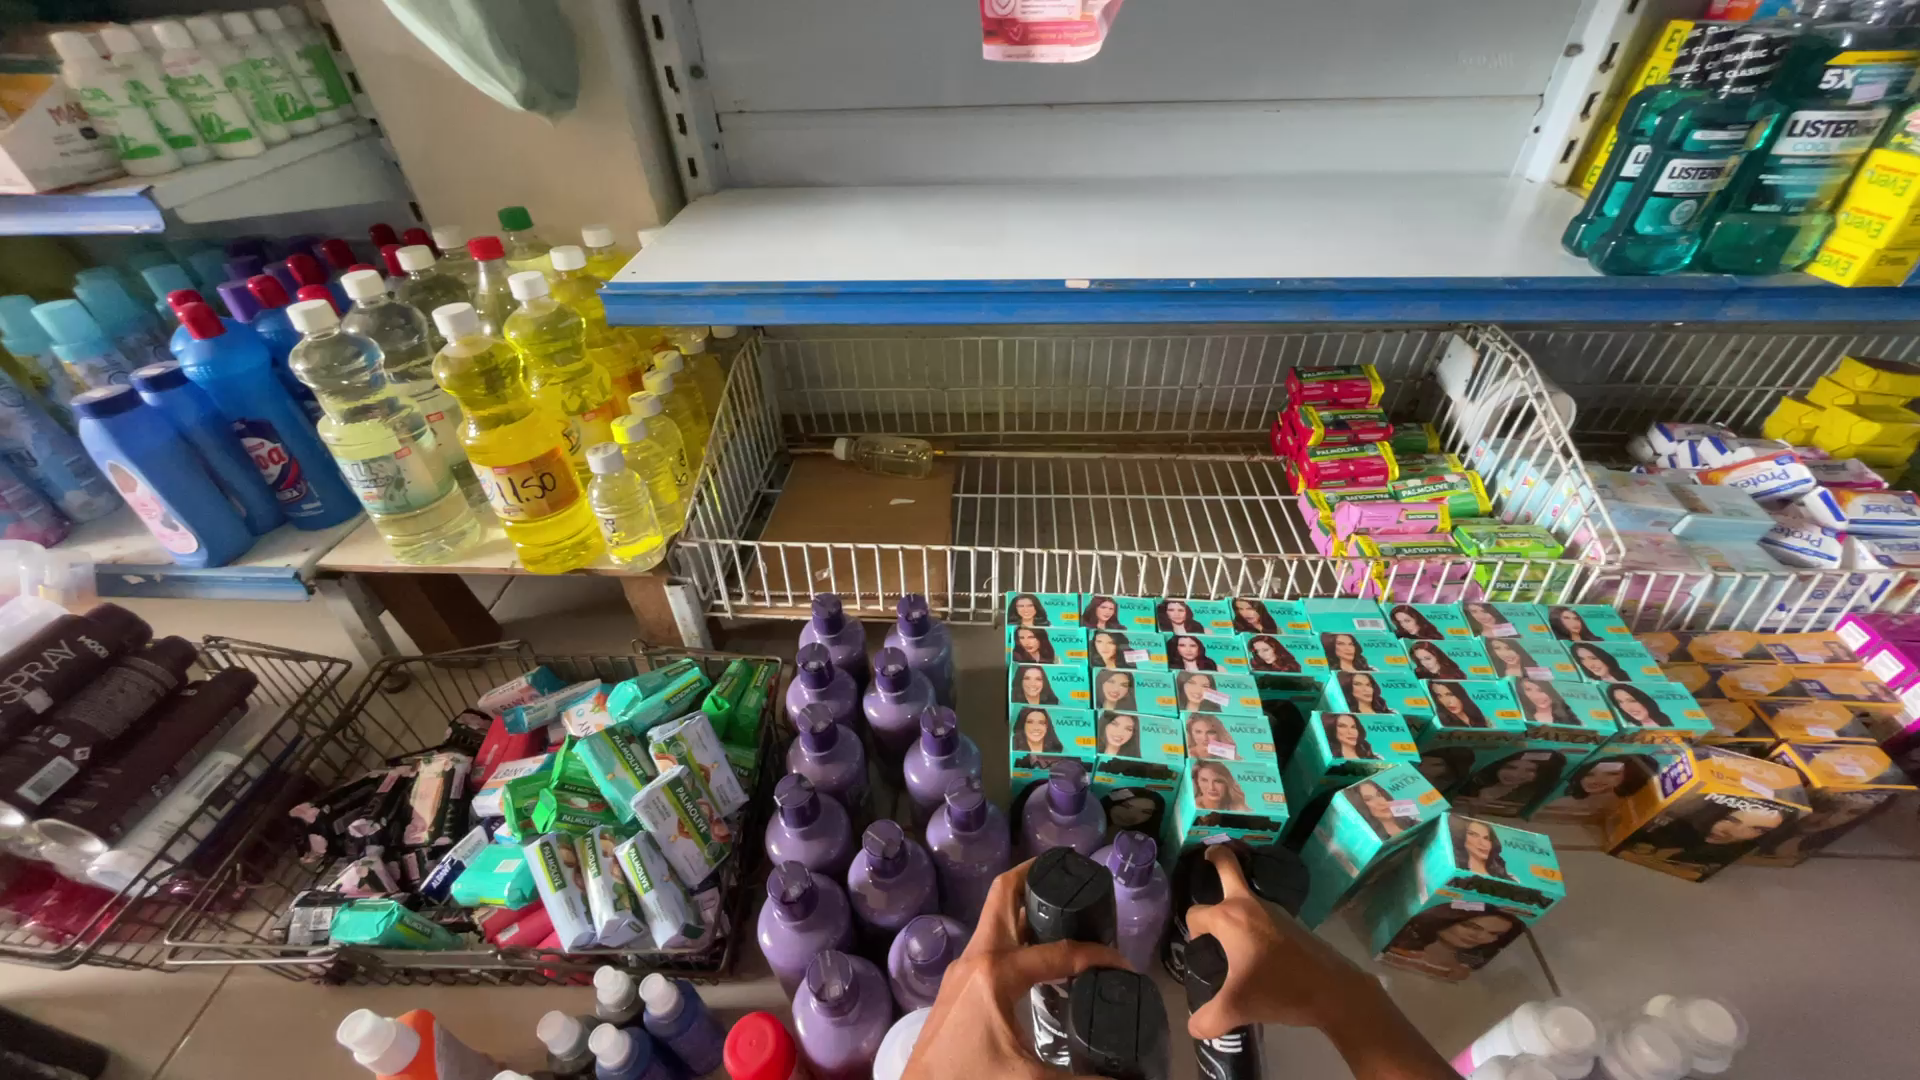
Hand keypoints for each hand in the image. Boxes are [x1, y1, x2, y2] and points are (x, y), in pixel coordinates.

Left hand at [903, 859, 1130, 1079]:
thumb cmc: (970, 1079)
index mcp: (996, 971)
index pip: (1058, 952)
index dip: (1096, 955)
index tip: (1124, 964)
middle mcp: (977, 956)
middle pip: (1004, 894)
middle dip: (1035, 876)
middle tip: (1068, 876)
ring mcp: (963, 967)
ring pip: (995, 917)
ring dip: (1024, 905)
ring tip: (1059, 909)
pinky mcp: (959, 983)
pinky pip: (991, 942)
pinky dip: (1015, 934)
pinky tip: (1036, 955)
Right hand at [1184, 845, 1384, 1038]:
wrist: (1334, 991)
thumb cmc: (1279, 990)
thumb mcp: (1239, 1008)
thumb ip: (1209, 1019)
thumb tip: (1192, 1029)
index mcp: (1229, 918)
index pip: (1196, 914)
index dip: (1192, 932)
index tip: (1200, 951)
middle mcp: (1247, 904)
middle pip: (1227, 863)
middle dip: (1215, 855)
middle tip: (1208, 857)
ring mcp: (1272, 909)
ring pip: (1246, 892)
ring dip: (1236, 897)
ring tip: (1231, 928)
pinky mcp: (1291, 920)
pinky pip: (1263, 910)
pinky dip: (1254, 917)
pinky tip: (1258, 946)